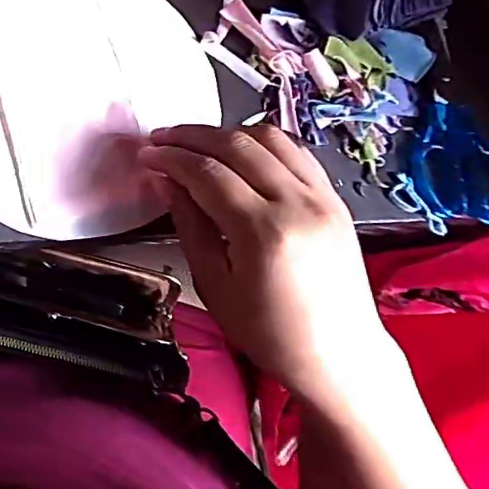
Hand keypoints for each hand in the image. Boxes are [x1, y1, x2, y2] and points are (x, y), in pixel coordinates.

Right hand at [137, 125, 401, 412]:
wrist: (340, 355)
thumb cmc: (273, 334)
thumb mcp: (215, 286)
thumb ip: (190, 226)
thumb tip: (168, 183)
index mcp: (264, 233)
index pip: (208, 173)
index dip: (171, 158)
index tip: (148, 155)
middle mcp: (298, 205)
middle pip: (237, 145)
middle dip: (192, 136)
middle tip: (163, 139)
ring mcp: (322, 198)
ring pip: (270, 138)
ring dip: (227, 132)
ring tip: (198, 142)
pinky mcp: (335, 199)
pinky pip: (296, 152)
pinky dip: (263, 143)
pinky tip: (242, 150)